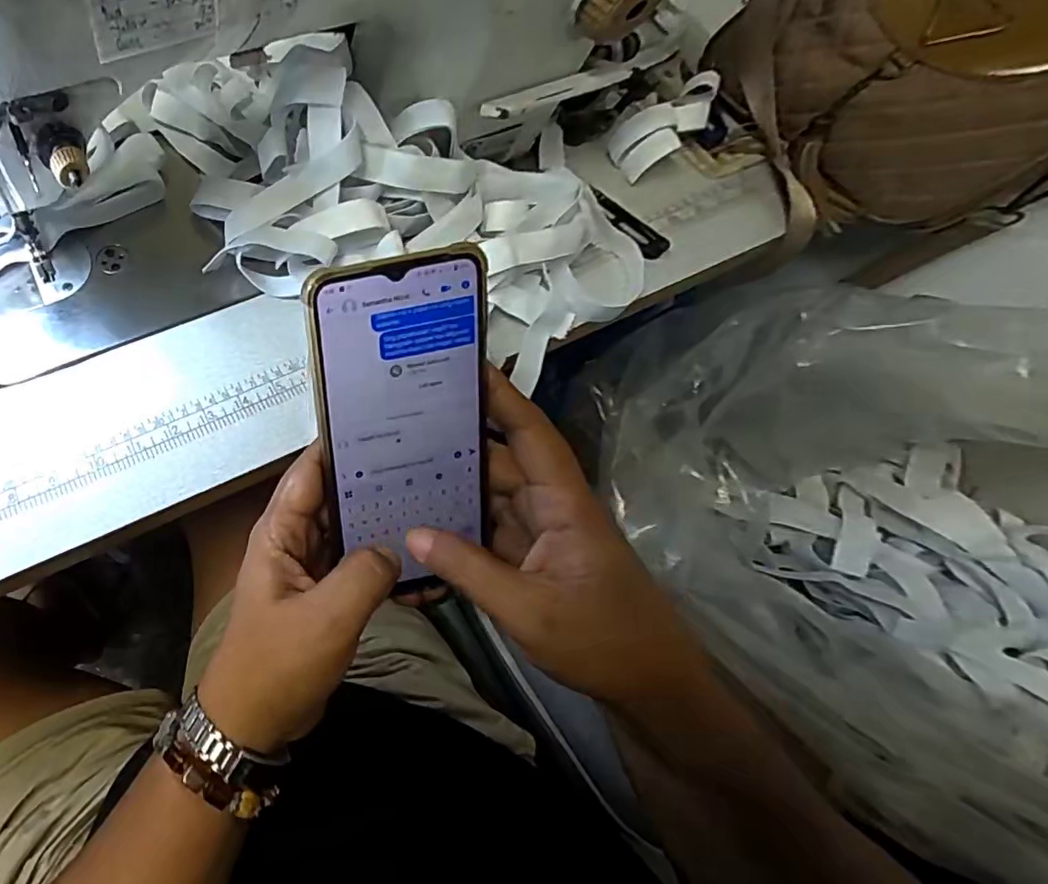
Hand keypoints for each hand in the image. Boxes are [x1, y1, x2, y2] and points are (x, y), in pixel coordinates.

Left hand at [195, 444, 398, 752]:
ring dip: (383, 515)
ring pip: (352, 526)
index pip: (310, 469)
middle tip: (425, 457)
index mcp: (281, 531)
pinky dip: (385, 556)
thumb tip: (394, 547)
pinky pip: (361, 561)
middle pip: (337, 493)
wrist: (255, 723)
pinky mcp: (329, 590)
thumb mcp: (324, 618)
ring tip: (431, 495)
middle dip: (373, 475)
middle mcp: (296, 538)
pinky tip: (420, 556)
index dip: (341, 442)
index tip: (383, 422)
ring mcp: (314, 565)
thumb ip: (364, 574)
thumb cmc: (277, 665)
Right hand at [405, 367, 704, 704]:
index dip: (501, 397)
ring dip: (453, 479)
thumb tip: (413, 534)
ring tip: (399, 460)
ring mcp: (539, 530)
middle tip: (404, 417)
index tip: (464, 364)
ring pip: (490, 492)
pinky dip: (458, 520)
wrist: (648, 683)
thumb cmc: (601, 639)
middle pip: (499, 458)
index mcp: (562, 501)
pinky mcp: (530, 554)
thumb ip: (470, 570)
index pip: (530, 433)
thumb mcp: (529, 610)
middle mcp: (550, 504)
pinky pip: (488, 525)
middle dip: (458, 437)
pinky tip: (421, 516)